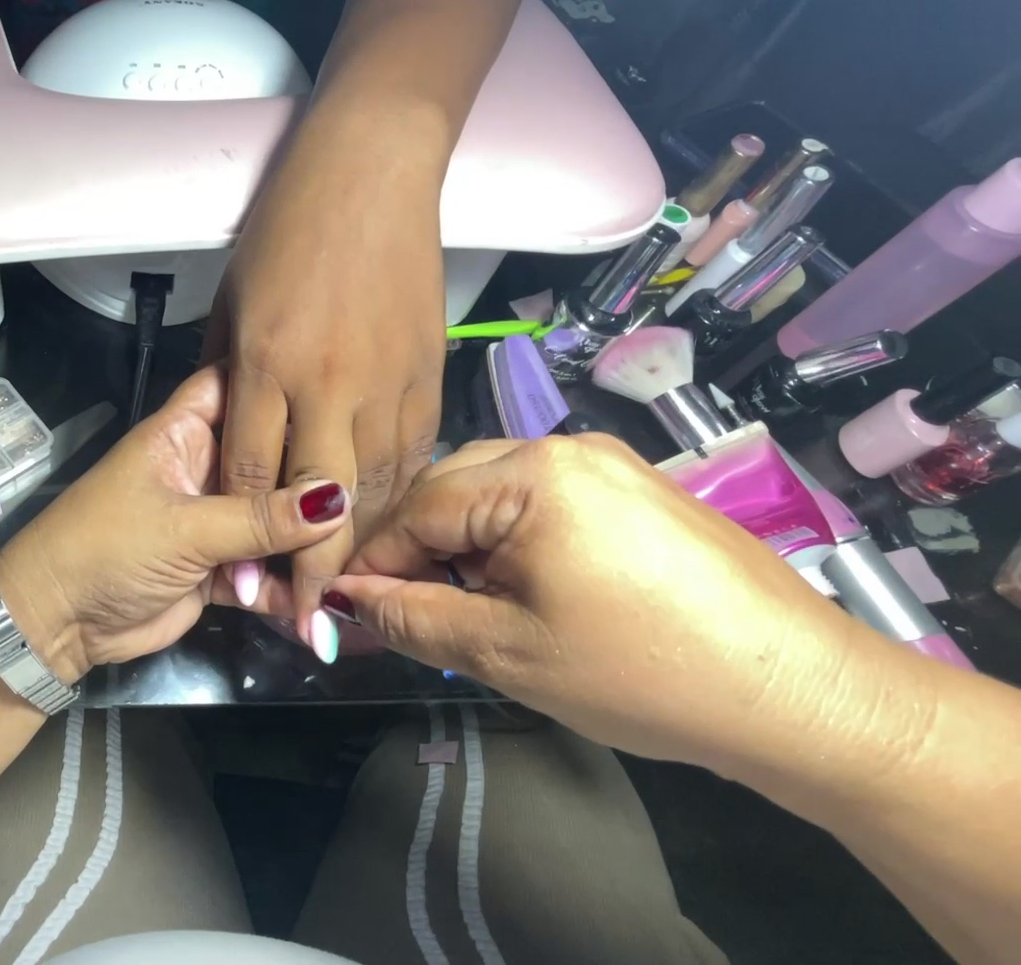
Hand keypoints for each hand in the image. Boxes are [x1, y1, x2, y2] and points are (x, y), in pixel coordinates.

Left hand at [0, 367, 351, 682]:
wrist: (60, 621)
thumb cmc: (106, 549)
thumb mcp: (183, 529)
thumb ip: (260, 518)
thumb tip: (338, 501)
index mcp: (184, 433)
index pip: (239, 387)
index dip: (283, 382)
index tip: (340, 386)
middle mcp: (206, 468)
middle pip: (272, 459)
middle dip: (314, 481)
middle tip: (368, 501)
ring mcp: (214, 519)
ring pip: (276, 520)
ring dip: (305, 545)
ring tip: (345, 566)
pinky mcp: (219, 568)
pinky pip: (264, 569)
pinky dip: (284, 587)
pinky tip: (317, 605)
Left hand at [203, 121, 448, 655]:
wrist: (369, 168)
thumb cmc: (281, 230)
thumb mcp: (228, 304)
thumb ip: (225, 378)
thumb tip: (222, 440)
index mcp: (263, 364)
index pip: (252, 471)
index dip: (250, 533)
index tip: (252, 583)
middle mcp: (324, 382)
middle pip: (317, 497)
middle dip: (311, 565)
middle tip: (307, 614)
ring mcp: (383, 378)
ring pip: (373, 485)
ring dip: (362, 542)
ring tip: (349, 587)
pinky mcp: (427, 372)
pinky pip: (411, 453)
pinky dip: (399, 496)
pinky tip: (391, 527)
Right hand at [325, 436, 924, 774]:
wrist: (806, 698)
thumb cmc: (643, 673)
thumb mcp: (504, 652)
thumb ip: (407, 616)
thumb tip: (340, 597)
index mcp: (532, 475)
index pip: (415, 508)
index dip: (372, 560)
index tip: (343, 606)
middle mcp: (563, 447)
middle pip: (448, 488)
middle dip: (413, 549)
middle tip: (400, 609)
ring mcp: (603, 463)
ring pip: (488, 491)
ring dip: (456, 543)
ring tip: (457, 602)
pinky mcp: (630, 488)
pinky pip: (535, 499)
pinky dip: (503, 538)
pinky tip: (512, 585)